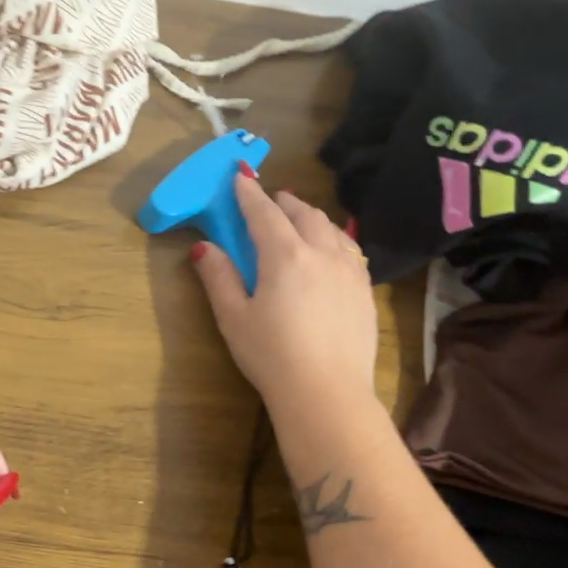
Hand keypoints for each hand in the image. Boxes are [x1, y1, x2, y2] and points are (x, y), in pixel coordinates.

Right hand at [193, 175, 377, 411]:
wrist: (326, 391)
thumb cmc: (270, 354)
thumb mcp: (233, 317)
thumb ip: (218, 277)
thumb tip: (203, 247)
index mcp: (284, 256)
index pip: (264, 213)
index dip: (249, 194)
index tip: (240, 176)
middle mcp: (321, 253)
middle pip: (304, 215)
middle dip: (284, 202)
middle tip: (270, 198)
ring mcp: (349, 270)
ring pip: (331, 229)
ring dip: (311, 217)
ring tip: (300, 218)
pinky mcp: (365, 290)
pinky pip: (350, 250)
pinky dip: (333, 238)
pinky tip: (329, 250)